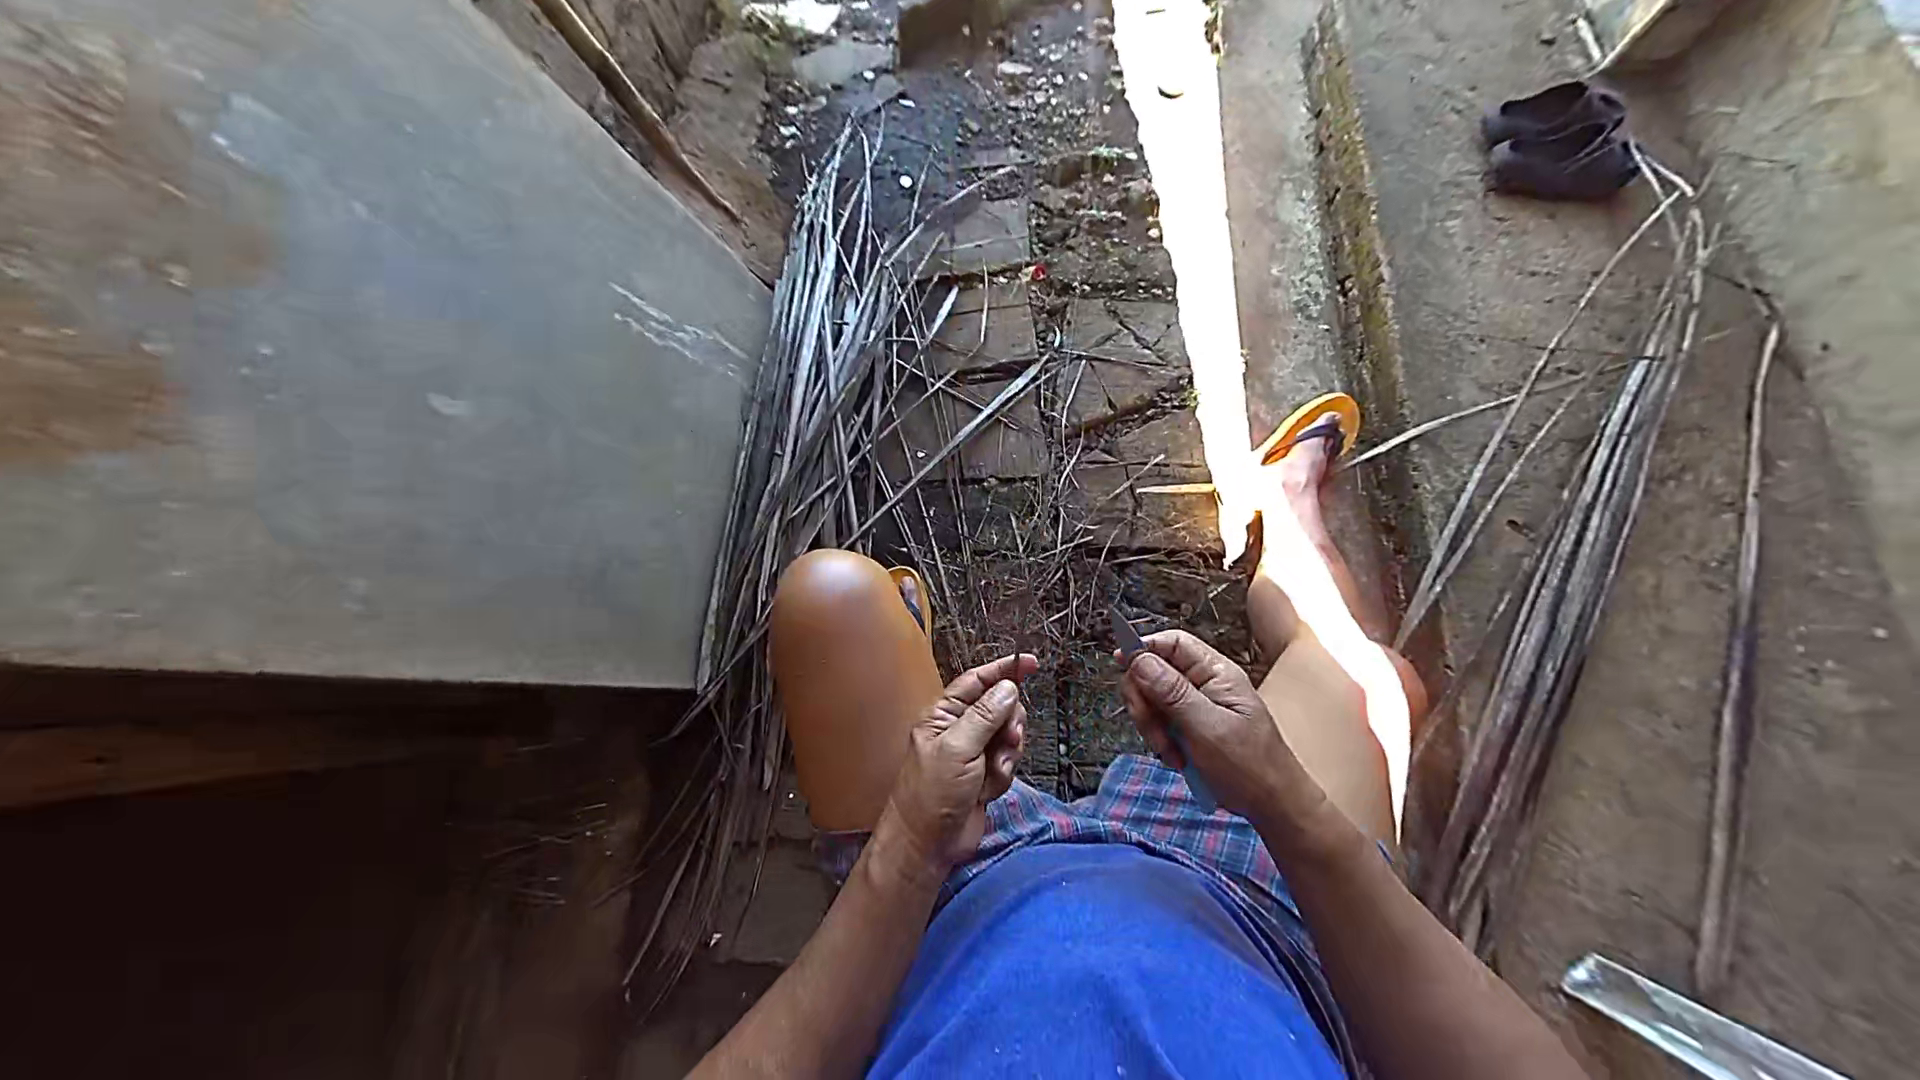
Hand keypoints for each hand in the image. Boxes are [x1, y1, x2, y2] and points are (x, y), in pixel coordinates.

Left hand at [877, 653, 1037, 881]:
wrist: (929, 845)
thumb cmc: (932, 793)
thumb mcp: (958, 748)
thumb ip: (985, 716)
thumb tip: (1008, 687)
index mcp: (944, 714)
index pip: (977, 681)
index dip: (1003, 670)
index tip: (1029, 663)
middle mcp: (960, 729)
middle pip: (1000, 707)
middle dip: (1009, 723)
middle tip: (1008, 739)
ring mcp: (974, 752)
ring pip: (1008, 736)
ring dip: (1007, 754)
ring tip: (993, 771)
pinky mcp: (985, 774)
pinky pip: (1008, 762)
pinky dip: (1003, 775)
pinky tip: (988, 790)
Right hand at [1118, 630, 1313, 824]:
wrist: (1272, 806)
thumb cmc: (1251, 767)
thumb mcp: (1208, 729)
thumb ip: (1172, 693)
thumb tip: (1139, 659)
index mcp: (1216, 673)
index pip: (1172, 643)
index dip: (1144, 647)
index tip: (1120, 662)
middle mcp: (1204, 683)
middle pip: (1153, 671)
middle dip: (1145, 701)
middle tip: (1154, 731)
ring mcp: (1195, 704)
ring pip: (1151, 698)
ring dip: (1151, 726)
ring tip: (1170, 752)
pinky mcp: (1189, 724)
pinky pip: (1159, 721)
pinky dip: (1159, 739)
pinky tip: (1175, 757)